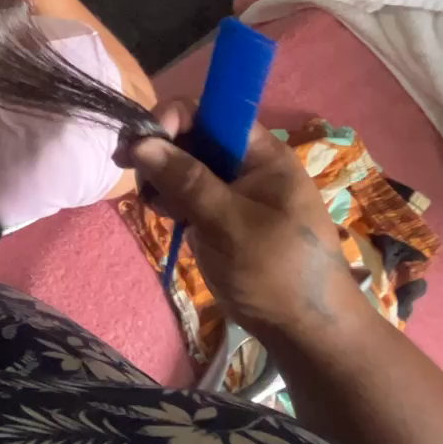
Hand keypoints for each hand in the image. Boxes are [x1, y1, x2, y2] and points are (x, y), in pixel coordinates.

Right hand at [125, 100, 365, 342]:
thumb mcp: (229, 223)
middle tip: (138, 179)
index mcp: (262, 155)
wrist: (304, 332)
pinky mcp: (217, 212)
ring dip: (158, 177)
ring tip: (154, 204)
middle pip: (189, 134)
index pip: (211, 111)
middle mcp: (245, 164)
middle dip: (159, 151)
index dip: (174, 118)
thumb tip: (139, 142)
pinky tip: (163, 215)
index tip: (141, 144)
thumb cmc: (277, 272)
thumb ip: (186, 180)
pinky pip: (182, 189)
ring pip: (180, 162)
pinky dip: (166, 197)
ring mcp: (231, 189)